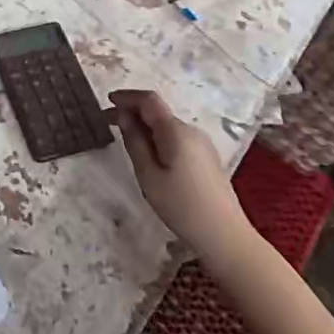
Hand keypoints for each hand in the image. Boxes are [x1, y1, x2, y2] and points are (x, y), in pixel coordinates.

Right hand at [107, 90, 254, 263]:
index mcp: (175, 131)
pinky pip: (177, 138)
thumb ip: (134, 142)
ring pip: (168, 126)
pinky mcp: (206, 158)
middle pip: (158, 112)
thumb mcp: (149, 175)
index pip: (149, 100)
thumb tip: (124, 116)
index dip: (127, 97)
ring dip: (146, 126)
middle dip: (133, 112)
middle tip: (109, 123)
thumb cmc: (181, 206)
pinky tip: (150, 155)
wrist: (225, 236)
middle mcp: (191, 130)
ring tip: (126, 139)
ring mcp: (202, 144)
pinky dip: (159, 138)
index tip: (107, 100)